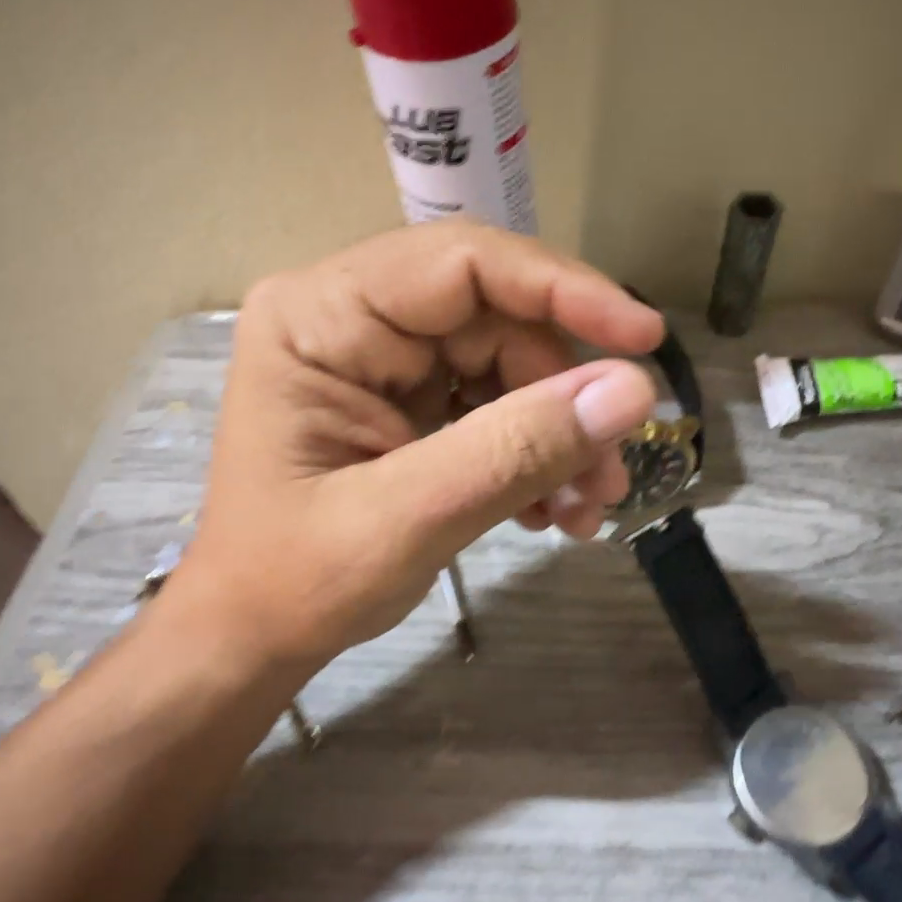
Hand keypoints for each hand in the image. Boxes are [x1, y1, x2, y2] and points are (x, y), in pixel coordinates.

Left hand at [168, 221, 663, 677]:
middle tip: (610, 476)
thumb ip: (516, 451)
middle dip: (564, 398)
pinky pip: (495, 406)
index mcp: (321, 317)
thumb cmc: (299, 581)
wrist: (256, 637)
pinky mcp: (408, 403)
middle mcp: (353, 319)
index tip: (644, 339)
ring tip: (584, 511)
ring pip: (509, 366)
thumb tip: (633, 392)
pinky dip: (534, 455)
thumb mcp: (409, 518)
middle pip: (497, 321)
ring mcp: (383, 362)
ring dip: (558, 437)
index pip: (462, 265)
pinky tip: (552, 512)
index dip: (564, 290)